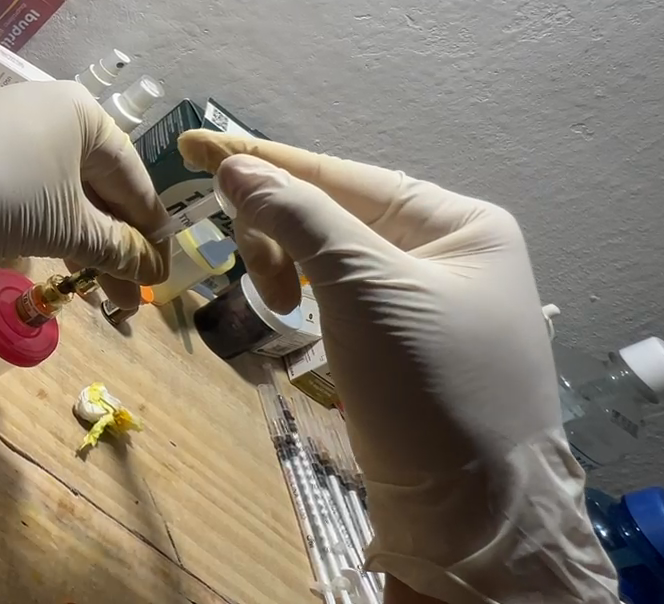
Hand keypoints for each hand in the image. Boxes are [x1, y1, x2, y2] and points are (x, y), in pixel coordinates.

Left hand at [0, 81, 173, 298]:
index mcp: (81, 113)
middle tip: (125, 302)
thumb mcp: (64, 228)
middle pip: (95, 186)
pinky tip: (45, 265)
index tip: (162, 281)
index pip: (132, 179)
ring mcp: (8, 129)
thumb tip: (156, 273)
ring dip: (77, 242)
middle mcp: (48, 111)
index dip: (150, 234)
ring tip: (91, 291)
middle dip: (112, 245)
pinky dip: (39, 226)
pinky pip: (25, 190)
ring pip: (58, 192)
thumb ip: (116, 249)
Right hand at [177, 131, 616, 603]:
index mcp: (456, 221)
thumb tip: (232, 165)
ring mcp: (418, 287)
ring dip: (281, 262)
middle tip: (254, 276)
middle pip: (325, 207)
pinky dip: (295, 284)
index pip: (337, 172)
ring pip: (318, 243)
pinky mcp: (394, 326)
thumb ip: (296, 216)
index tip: (193, 144)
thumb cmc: (430, 389)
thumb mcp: (361, 289)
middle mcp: (441, 244)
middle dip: (275, 231)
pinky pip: (327, 279)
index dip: (261, 159)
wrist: (470, 519)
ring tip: (271, 305)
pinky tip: (283, 305)